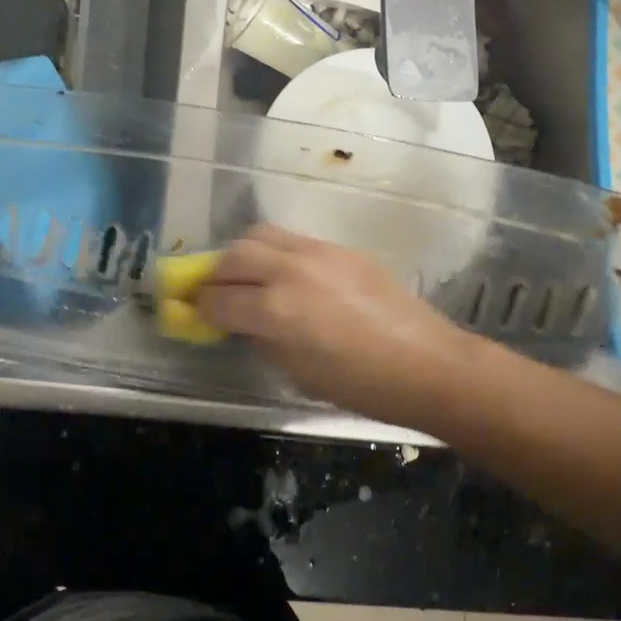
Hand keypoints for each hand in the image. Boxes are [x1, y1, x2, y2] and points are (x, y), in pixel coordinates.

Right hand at [194, 225, 469, 421]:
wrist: (427, 365)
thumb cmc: (361, 385)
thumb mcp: (297, 373)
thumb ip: (260, 340)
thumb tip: (240, 323)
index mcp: (275, 310)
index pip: (217, 300)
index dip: (199, 309)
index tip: (193, 313)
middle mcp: (289, 271)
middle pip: (232, 257)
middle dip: (215, 276)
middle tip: (214, 293)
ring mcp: (316, 253)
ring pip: (259, 235)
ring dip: (242, 254)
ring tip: (246, 275)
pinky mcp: (338, 248)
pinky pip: (291, 239)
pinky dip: (274, 252)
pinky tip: (284, 274)